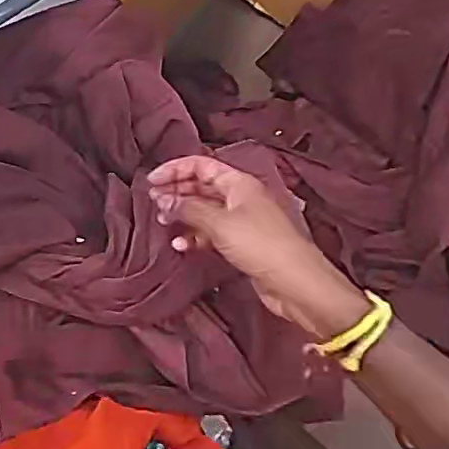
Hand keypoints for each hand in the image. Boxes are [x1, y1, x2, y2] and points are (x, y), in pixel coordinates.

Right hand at [149, 155, 368, 337]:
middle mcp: (240, 197)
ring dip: (183, 215)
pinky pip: (211, 232)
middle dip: (176, 192)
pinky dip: (195, 236)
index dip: (174, 170)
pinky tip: (182, 246)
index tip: (151, 181)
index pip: (200, 165)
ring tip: (164, 224)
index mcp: (239, 182)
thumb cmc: (261, 245)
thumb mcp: (220, 223)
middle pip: (201, 186)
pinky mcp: (241, 242)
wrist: (297, 283)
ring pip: (204, 210)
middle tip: (154, 203)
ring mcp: (242, 220)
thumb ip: (188, 208)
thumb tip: (163, 198)